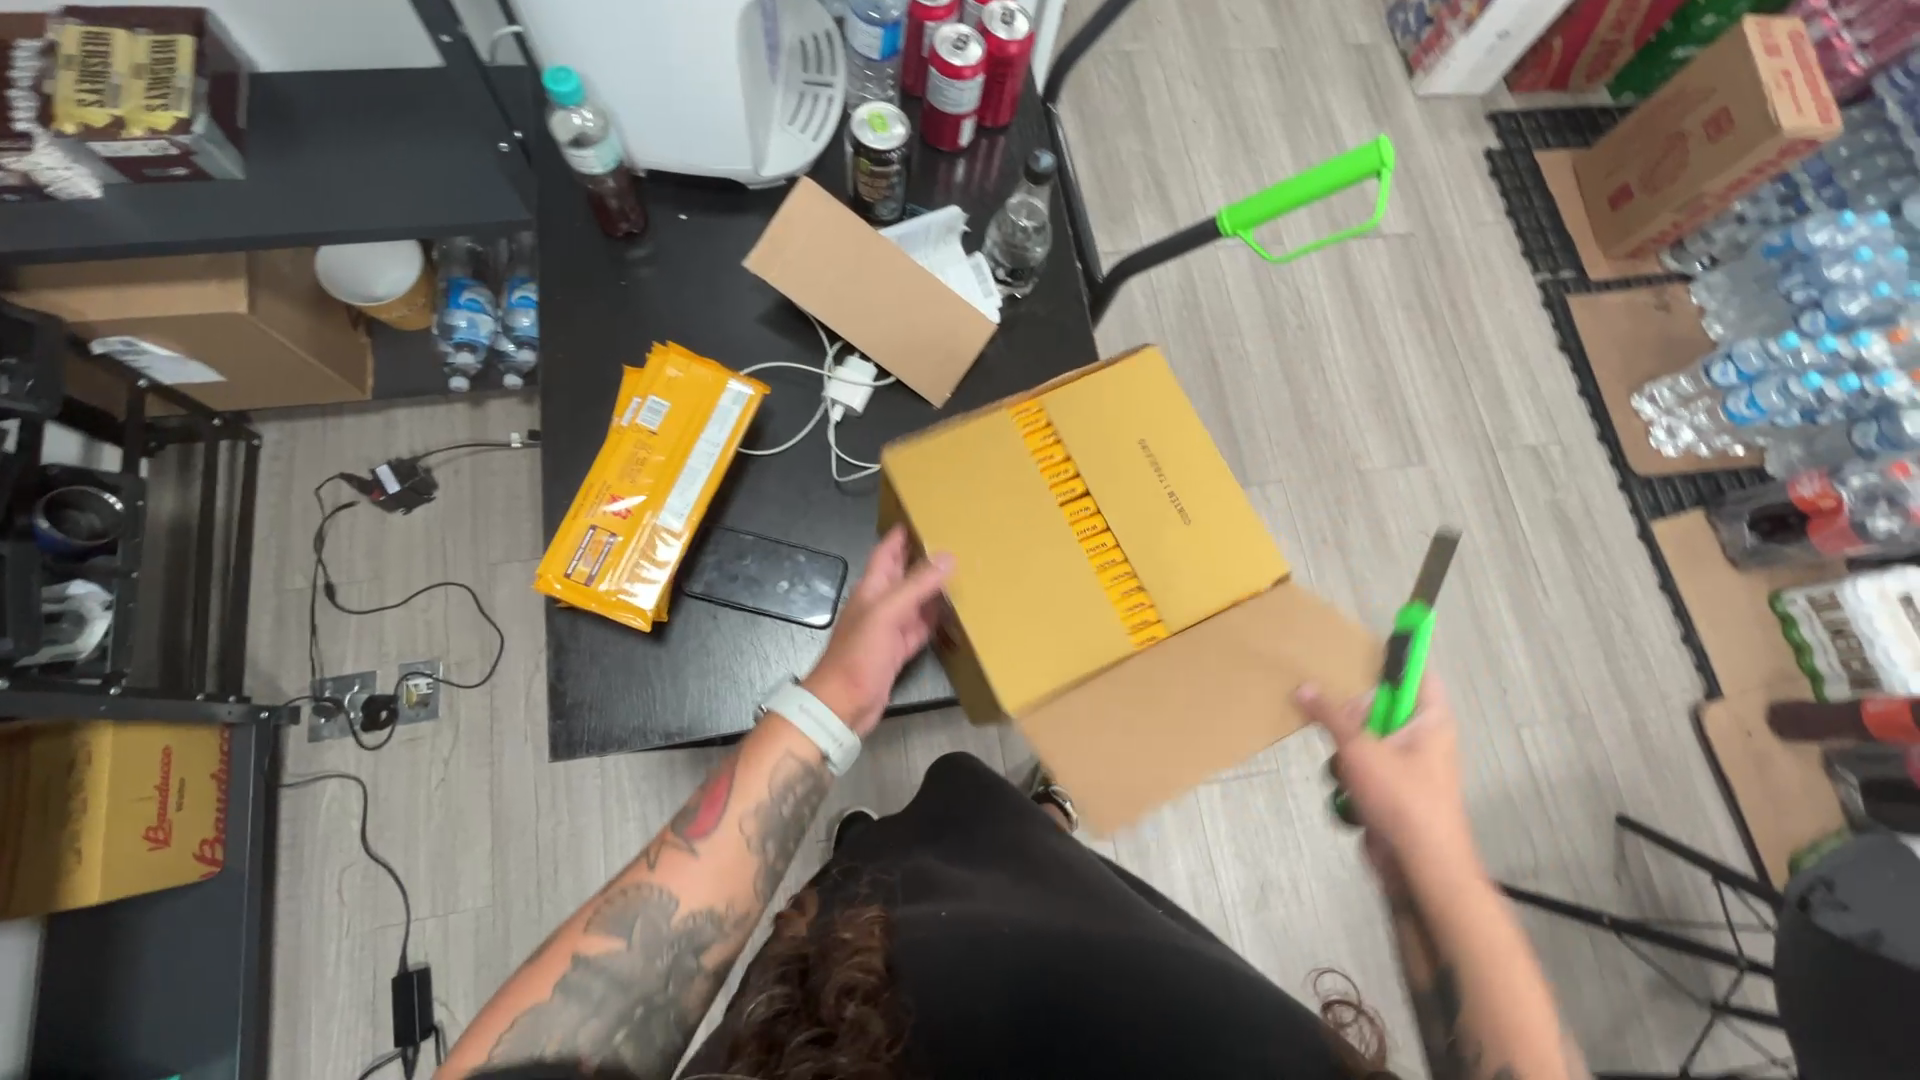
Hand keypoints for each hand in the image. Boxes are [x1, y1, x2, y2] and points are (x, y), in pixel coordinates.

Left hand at [802, 526, 953, 735]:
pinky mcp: (900, 650)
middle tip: (955, 539)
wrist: (843, 704)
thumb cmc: (858, 655)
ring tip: (963, 570)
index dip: (902, 533)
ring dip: (935, 587)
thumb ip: (916, 586)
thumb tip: (947, 557)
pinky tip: (956, 611)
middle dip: (924, 556)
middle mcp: (882, 603)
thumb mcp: (887, 614)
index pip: (887, 551)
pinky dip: (937, 618)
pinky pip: (922, 627)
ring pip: (917, 600)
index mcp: (872, 588)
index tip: (925, 513)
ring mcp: (891, 628)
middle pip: (904, 573)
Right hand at [1297, 680, 1478, 880]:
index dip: (1394, 661)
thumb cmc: (1401, 797)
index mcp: (1431, 720)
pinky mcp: (1394, 792)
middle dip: (1352, 718)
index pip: (1419, 674)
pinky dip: (1350, 777)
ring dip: (1346, 754)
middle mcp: (1425, 739)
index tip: (1358, 656)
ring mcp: (1409, 767)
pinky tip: (1346, 791)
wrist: (1421, 863)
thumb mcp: (1359, 748)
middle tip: (1338, 724)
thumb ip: (1330, 716)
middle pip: (1381, 709)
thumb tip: (1304, 686)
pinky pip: (1364, 768)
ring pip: (1366, 740)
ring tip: (1344, 770)